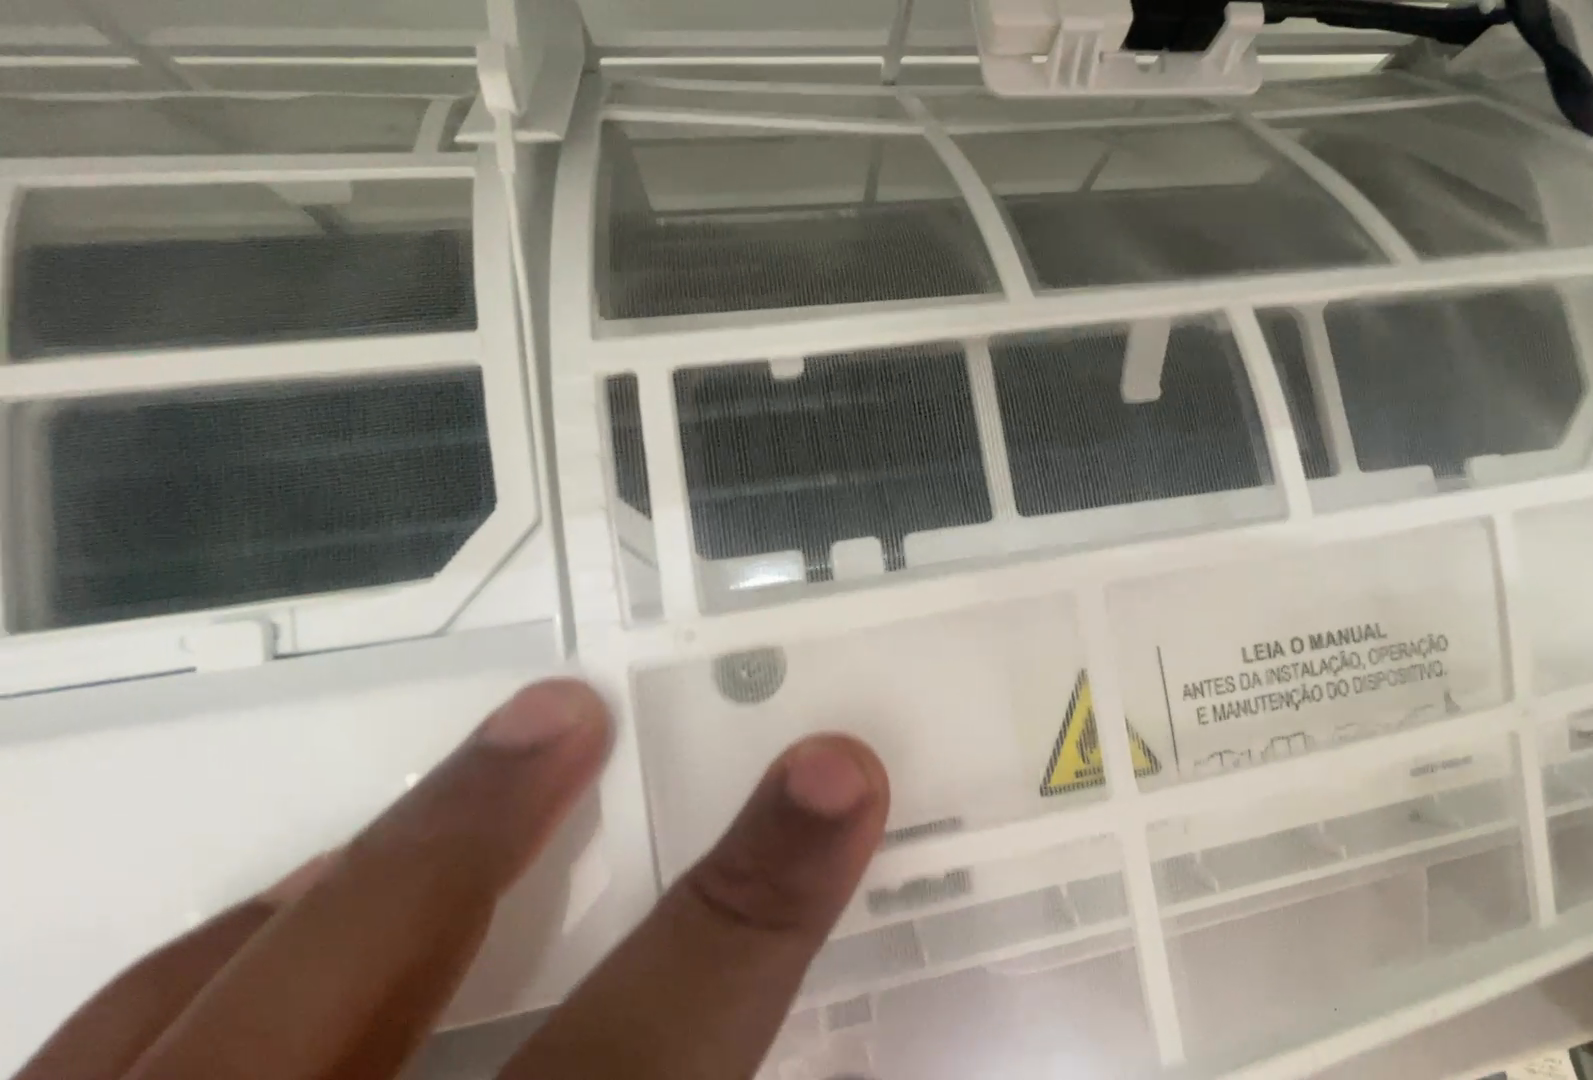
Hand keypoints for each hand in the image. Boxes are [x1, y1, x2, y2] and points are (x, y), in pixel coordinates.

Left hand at [15, 678, 890, 1079]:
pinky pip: (81, 1062)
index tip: (837, 776)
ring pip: (185, 1005)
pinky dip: (196, 973)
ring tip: (453, 791)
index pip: (653, 1053)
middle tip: (566, 710)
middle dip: (485, 825)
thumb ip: (675, 1079)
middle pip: (374, 980)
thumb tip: (821, 1077)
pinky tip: (271, 928)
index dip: (762, 903)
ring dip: (345, 878)